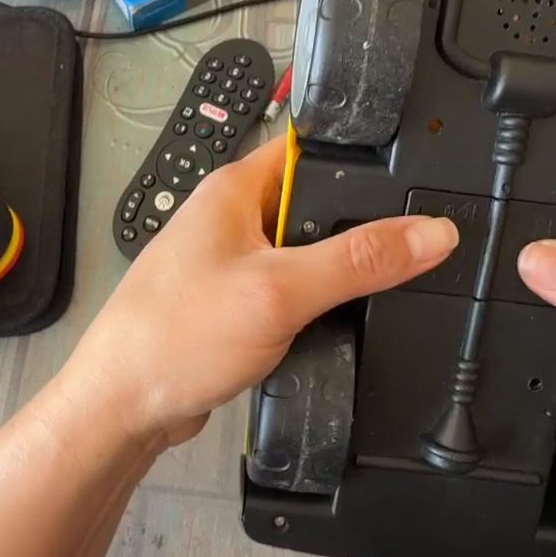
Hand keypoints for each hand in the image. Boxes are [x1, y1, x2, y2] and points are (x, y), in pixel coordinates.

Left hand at [66, 139, 458, 447]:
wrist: (124, 407)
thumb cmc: (178, 334)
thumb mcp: (279, 291)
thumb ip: (358, 261)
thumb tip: (431, 233)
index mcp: (235, 188)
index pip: (308, 149)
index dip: (361, 157)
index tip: (417, 176)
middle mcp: (233, 217)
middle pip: (314, 203)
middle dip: (359, 222)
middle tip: (414, 242)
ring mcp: (232, 261)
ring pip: (304, 252)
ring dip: (337, 269)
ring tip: (386, 283)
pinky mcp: (235, 302)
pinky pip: (289, 289)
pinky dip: (316, 301)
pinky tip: (342, 317)